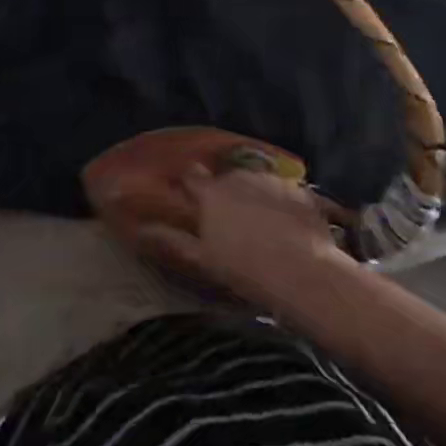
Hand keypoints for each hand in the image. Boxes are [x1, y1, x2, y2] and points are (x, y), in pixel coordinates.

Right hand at [127, 167, 353, 306]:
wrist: (303, 271)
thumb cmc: (245, 268)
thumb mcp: (203, 259)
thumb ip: (171, 239)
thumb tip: (142, 229)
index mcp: (211, 192)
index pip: (191, 175)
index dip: (191, 184)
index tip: (191, 196)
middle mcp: (238, 176)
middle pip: (225, 178)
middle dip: (225, 192)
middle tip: (230, 219)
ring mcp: (271, 180)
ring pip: (255, 183)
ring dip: (253, 196)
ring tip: (261, 225)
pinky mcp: (299, 190)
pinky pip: (284, 192)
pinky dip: (282, 204)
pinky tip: (288, 227)